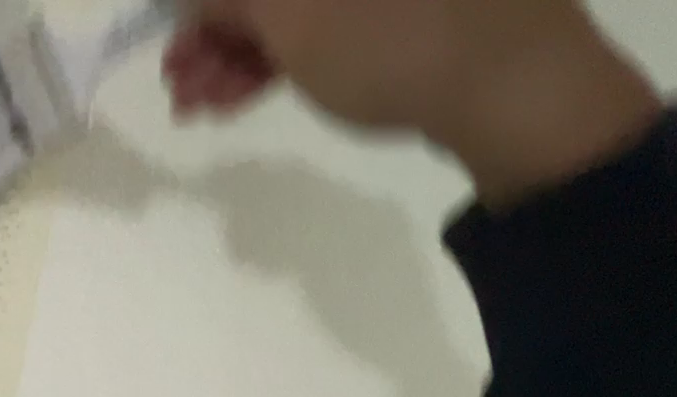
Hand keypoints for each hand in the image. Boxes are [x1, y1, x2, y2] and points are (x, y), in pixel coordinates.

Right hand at [162, 0, 663, 203]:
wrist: (506, 88)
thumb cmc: (391, 42)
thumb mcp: (293, 19)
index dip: (202, 1)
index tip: (170, 37)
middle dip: (214, 30)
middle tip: (177, 85)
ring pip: (288, 8)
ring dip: (233, 56)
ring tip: (196, 107)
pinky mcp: (393, 9)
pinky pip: (317, 24)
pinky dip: (271, 61)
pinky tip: (234, 100)